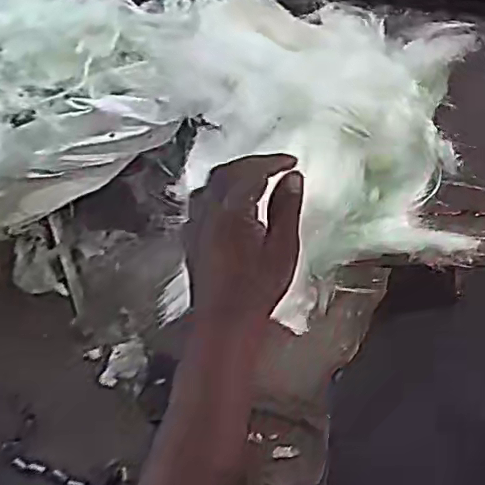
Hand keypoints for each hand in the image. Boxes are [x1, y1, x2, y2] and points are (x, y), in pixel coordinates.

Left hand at [183, 155, 303, 350]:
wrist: (224, 322)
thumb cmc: (257, 288)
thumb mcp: (283, 246)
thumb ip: (286, 208)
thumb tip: (292, 179)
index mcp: (231, 212)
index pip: (251, 173)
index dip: (272, 163)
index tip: (291, 162)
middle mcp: (207, 215)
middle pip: (226, 173)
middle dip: (253, 164)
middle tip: (277, 165)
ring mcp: (195, 227)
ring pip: (211, 185)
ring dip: (235, 174)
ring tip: (257, 177)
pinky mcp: (192, 239)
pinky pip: (203, 201)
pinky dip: (222, 191)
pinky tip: (234, 201)